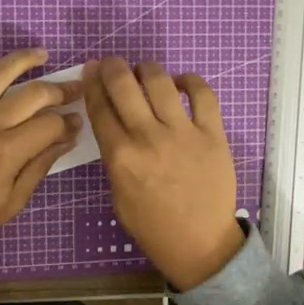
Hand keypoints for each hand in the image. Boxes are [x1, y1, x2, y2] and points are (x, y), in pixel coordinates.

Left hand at [0, 19, 81, 247]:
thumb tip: (67, 138)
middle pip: (34, 95)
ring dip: (23, 59)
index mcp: (9, 150)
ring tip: (42, 54)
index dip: (69, 123)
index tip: (77, 124)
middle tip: (74, 90)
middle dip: (60, 90)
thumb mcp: (13, 201)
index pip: (51, 124)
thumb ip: (40, 166)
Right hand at [84, 56, 242, 290]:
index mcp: (120, 156)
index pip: (100, 107)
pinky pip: (203, 94)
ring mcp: (183, 133)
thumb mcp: (117, 193)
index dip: (91, 83)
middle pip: (124, 85)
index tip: (90, 70)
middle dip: (112, 66)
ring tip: (144, 71)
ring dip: (147, 69)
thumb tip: (112, 122)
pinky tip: (180, 82)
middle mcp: (148, 138)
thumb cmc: (152, 224)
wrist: (199, 242)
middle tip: (111, 63)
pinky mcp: (213, 134)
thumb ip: (114, 156)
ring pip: (160, 81)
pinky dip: (190, 81)